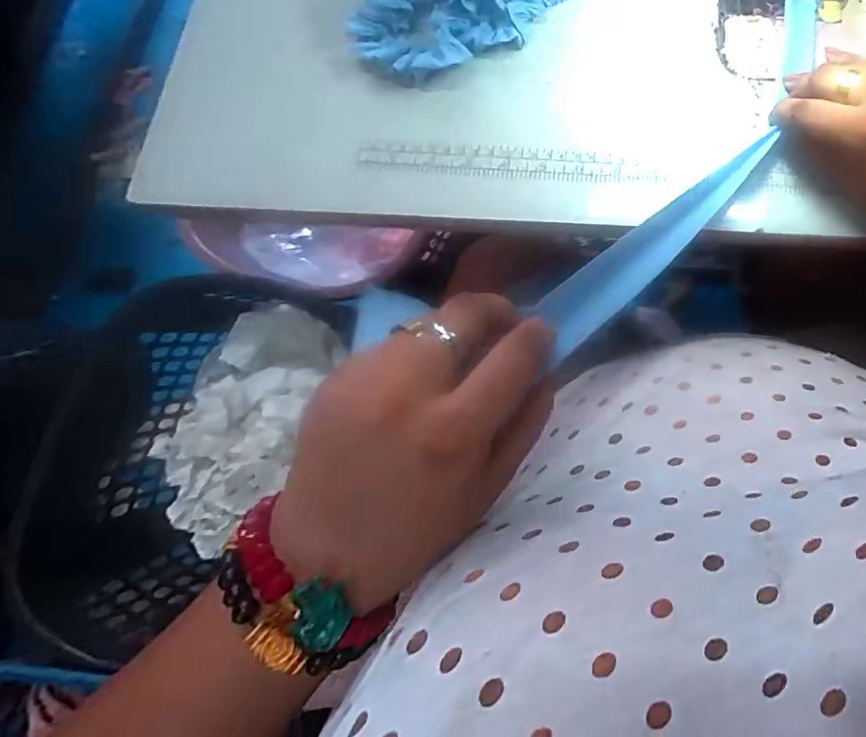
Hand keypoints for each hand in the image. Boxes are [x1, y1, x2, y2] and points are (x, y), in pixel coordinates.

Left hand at [269, 294, 552, 612]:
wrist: (320, 557)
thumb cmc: (420, 529)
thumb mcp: (492, 483)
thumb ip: (528, 418)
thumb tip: (545, 366)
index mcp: (455, 428)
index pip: (515, 351)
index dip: (538, 334)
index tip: (542, 334)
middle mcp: (409, 390)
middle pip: (466, 311)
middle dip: (498, 309)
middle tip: (506, 326)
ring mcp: (365, 377)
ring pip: (428, 321)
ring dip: (454, 331)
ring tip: (456, 361)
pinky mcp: (336, 376)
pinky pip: (393, 344)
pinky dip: (416, 353)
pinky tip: (411, 385)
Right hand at [770, 48, 865, 242]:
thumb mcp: (845, 178)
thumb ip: (816, 144)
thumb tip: (793, 122)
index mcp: (862, 129)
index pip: (809, 110)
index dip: (786, 112)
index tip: (775, 116)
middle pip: (829, 77)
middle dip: (804, 85)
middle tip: (789, 93)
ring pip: (853, 64)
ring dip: (827, 71)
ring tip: (806, 76)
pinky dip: (856, 67)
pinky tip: (839, 62)